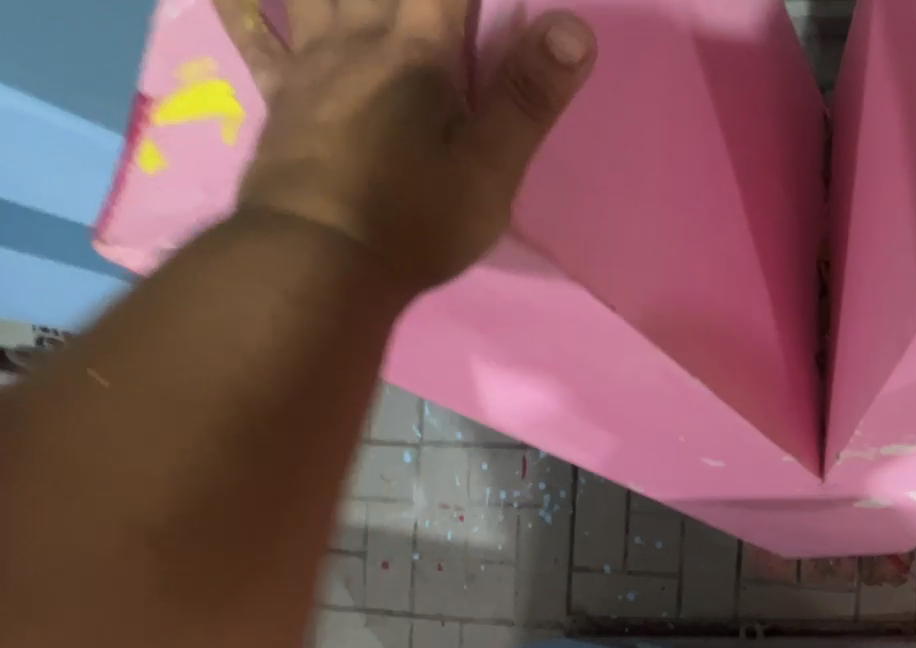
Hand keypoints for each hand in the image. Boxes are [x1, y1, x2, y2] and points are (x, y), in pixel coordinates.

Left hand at [220, 0, 597, 288]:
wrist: (319, 257)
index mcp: (417, 54)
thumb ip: (528, 97)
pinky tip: (242, 2)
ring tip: (373, 0)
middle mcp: (357, 40)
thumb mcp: (492, 168)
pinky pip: (257, 33)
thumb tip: (576, 24)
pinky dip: (247, 9)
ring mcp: (311, 64)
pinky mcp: (284, 97)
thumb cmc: (419, 217)